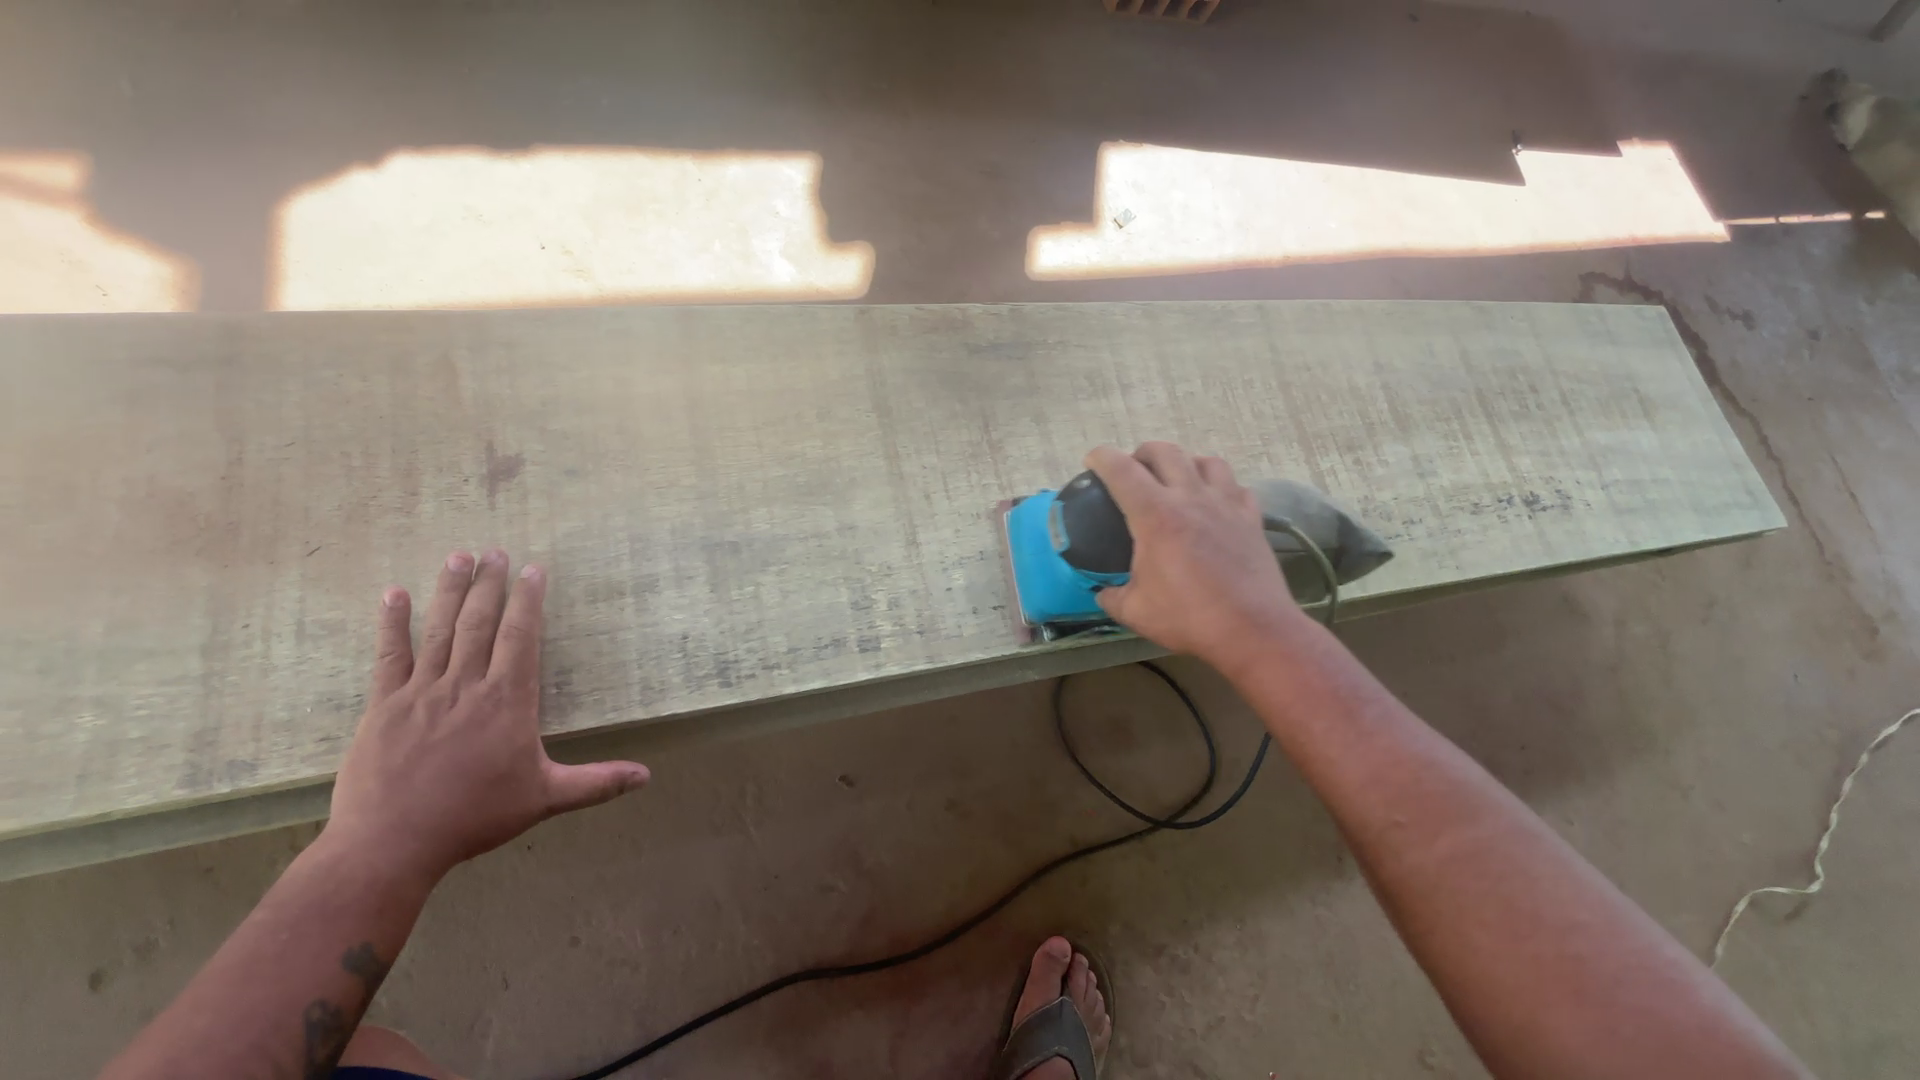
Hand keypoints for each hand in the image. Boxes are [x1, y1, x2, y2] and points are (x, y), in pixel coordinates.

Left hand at [326, 549, 649, 882]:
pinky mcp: (383, 706)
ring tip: (459, 557)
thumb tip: (647, 776)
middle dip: (489, 584)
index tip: (532, 569)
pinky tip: (395, 594)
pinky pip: (390, 655)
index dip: (528, 600)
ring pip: (439, 630)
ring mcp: (421, 692)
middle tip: (494, 551)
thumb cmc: (474, 818)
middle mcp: (466, 686)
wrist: (391, 843)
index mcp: (508, 701)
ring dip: (450, 591)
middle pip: (480, 622)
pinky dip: (393, 623)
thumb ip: (597, 783)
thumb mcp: (545, 798)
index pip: (520, 637)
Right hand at [1087, 442, 1309, 668]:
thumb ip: (1111, 597)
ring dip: (1186, 462)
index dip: (1101, 458)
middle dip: (1142, 453)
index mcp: (1155, 515)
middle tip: (1133, 470)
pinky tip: (1215, 503)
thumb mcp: (1134, 612)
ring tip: (1177, 479)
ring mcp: (1226, 505)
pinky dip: (1222, 487)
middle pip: (1165, 451)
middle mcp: (1191, 498)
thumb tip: (1101, 592)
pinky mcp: (1251, 519)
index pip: (1121, 470)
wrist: (1252, 629)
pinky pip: (1236, 487)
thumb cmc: (1188, 618)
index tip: (1092, 461)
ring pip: (1206, 461)